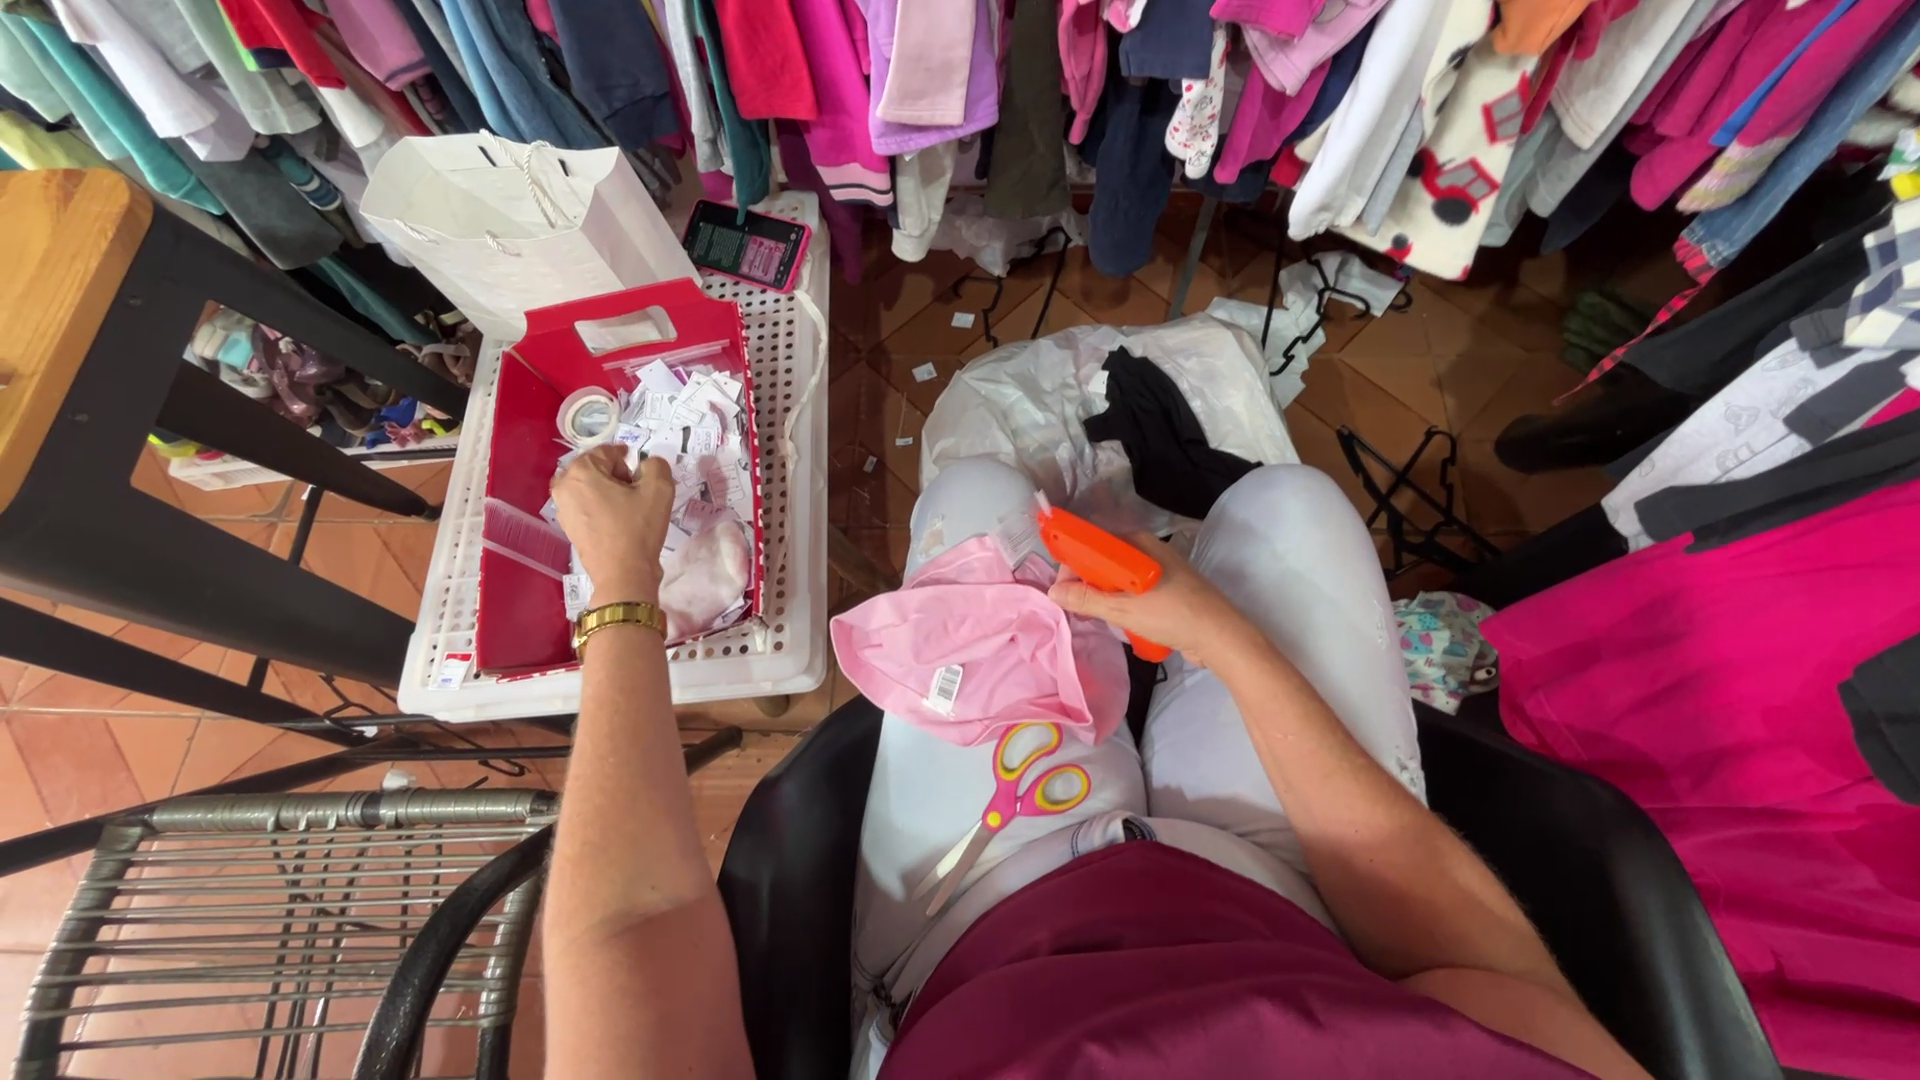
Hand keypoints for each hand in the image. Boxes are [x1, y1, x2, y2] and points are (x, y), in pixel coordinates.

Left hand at [551, 445, 674, 603]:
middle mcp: (564, 486)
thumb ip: (656, 465)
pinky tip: (618, 522)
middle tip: (636, 491)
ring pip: (590, 487)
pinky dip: (601, 506)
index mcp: (581, 471)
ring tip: (628, 508)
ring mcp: (563, 508)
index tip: (643, 475)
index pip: (608, 452)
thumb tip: (647, 465)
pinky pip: (586, 505)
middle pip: (595, 468)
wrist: (623, 573)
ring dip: (609, 491)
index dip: (629, 460)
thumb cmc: (638, 528)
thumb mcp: (659, 489)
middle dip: (616, 475)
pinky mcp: (569, 526)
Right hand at [1047, 533, 1259, 668]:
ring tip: (1099, 618)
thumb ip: (1086, 599)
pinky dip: (1122, 604)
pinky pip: (1133, 591)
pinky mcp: (1167, 589)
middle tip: (1079, 609)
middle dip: (1087, 584)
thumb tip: (1053, 591)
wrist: (1221, 637)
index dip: (1072, 565)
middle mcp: (1147, 551)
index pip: (1092, 544)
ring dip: (1105, 597)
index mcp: (1137, 544)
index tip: (1063, 590)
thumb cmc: (1172, 615)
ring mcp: (1158, 570)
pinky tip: (1121, 622)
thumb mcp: (1123, 609)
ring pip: (1118, 579)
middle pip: (1103, 562)